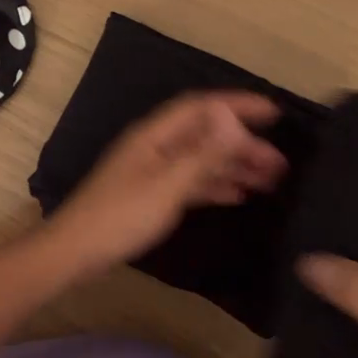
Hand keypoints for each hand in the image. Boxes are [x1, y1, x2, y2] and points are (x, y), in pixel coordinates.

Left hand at [42, 91, 286, 278]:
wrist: (75, 251)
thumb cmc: (120, 217)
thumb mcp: (167, 185)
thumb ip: (201, 153)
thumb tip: (232, 116)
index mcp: (153, 136)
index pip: (200, 107)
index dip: (237, 105)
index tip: (275, 113)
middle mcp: (153, 148)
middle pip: (204, 135)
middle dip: (242, 144)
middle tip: (281, 163)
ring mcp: (149, 172)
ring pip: (199, 161)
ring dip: (233, 167)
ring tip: (271, 181)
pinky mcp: (148, 196)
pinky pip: (188, 183)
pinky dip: (213, 186)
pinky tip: (238, 196)